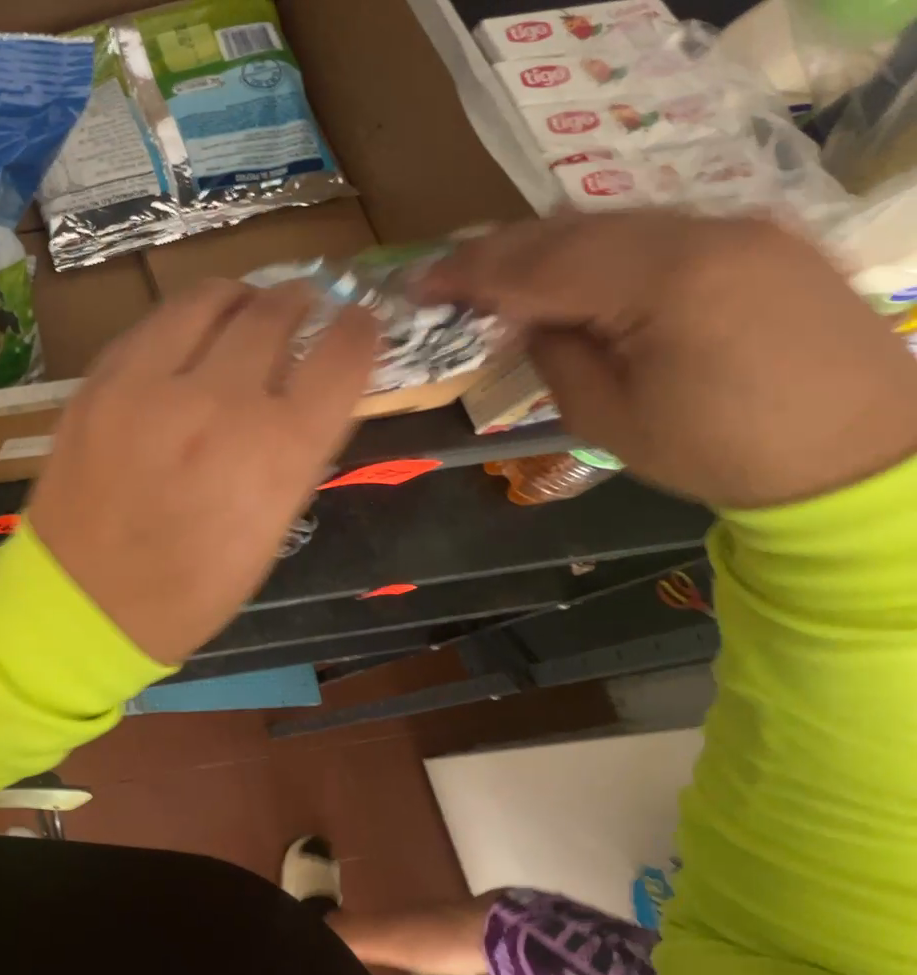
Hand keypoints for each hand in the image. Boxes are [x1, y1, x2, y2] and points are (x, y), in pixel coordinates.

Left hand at [25, 280, 378, 666]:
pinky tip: (182, 338)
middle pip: (274, 313)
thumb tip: (300, 389)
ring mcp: (148, 388)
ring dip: (237, 297)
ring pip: (205, 300)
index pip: (342, 354)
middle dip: (297, 301)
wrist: (82, 602)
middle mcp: (218, 404)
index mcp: (278, 450)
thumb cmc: (188, 588)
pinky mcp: (96, 386)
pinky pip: (147, 327)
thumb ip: (292, 449)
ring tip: (241, 309)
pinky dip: (177, 323)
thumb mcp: (270, 527)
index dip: (358, 329)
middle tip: (298, 305)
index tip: (357, 322)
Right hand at [419, 211, 916, 509]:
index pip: (541, 265)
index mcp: (668, 282)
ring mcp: (740, 227)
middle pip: (572, 230)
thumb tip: (526, 316)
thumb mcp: (604, 416)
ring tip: (491, 273)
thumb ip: (553, 352)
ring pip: (611, 222)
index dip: (470, 273)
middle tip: (441, 275)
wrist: (857, 453)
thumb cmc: (717, 449)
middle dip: (498, 251)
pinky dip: (594, 246)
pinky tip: (563, 269)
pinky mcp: (757, 237)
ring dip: (543, 246)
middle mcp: (707, 233)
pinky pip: (652, 229)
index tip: (417, 285)